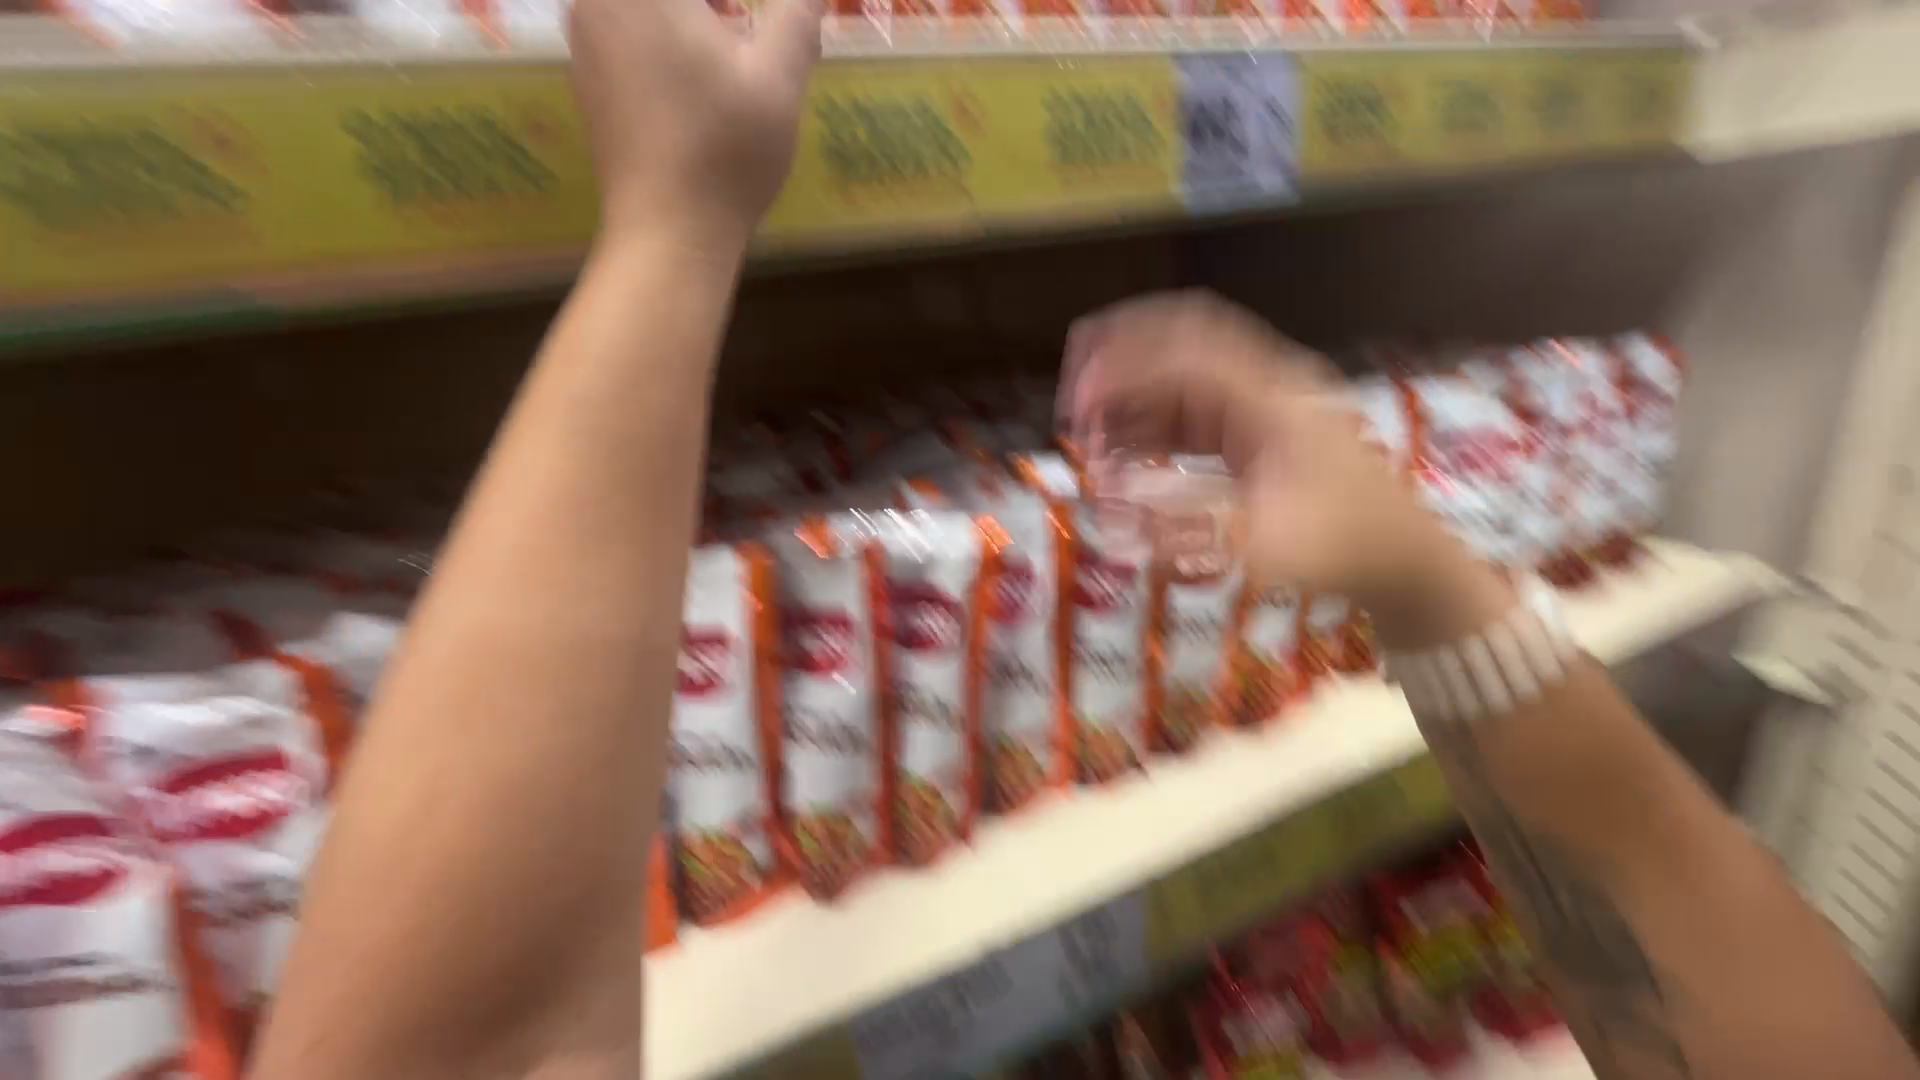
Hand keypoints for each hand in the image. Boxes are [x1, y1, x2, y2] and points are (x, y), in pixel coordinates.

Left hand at [567, 0, 823, 253]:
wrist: (668, 232)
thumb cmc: (726, 151)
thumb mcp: (778, 79)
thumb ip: (796, 16)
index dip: (730, 11)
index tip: (746, 21)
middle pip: (665, 1)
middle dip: (713, 13)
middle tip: (740, 27)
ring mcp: (585, 39)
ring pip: (637, 7)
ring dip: (685, 19)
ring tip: (724, 36)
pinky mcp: (587, 80)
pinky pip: (621, 29)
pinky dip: (658, 34)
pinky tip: (693, 69)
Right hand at [1057, 290, 1473, 614]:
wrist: (1401, 558)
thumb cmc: (1343, 548)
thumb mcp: (1268, 546)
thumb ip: (1187, 528)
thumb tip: (1116, 515)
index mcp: (1270, 398)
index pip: (1183, 356)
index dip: (1122, 372)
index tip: (1078, 406)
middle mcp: (1262, 387)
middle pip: (1178, 345)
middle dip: (1118, 364)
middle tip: (1074, 403)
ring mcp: (1257, 407)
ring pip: (1178, 381)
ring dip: (1131, 403)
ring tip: (1095, 445)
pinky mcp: (1251, 432)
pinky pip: (1189, 413)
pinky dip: (1151, 428)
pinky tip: (1126, 459)